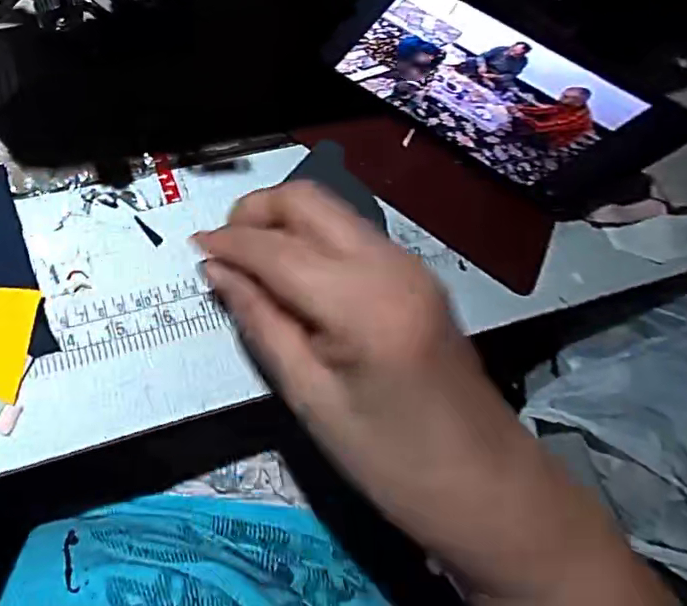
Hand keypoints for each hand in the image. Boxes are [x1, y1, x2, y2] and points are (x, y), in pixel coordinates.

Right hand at [195, 182, 667, 605]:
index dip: (229, 241)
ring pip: (329, 207)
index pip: (278, 247)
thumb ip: (260, 322)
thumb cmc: (393, 463)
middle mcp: (389, 263)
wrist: (490, 487)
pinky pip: (349, 231)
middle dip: (256, 211)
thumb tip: (218, 271)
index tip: (196, 246)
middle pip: (307, 199)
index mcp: (363, 303)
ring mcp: (408, 261)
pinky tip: (292, 271)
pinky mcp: (414, 270)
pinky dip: (311, 236)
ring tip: (251, 260)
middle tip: (224, 247)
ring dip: (283, 220)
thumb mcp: (311, 400)